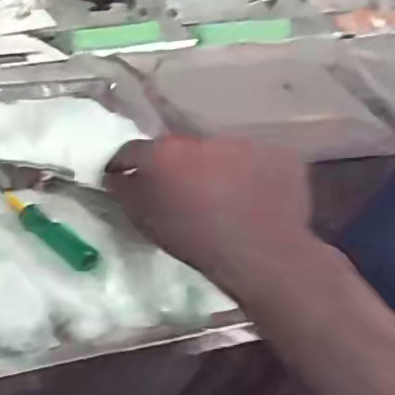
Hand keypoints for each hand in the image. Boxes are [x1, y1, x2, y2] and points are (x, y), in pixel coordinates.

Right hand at [104, 136, 321, 297]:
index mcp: (165, 154)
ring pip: (218, 152)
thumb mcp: (147, 222)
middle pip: (179, 147)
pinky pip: (253, 159)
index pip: (132, 150)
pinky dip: (247, 173)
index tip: (121, 176)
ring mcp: (244, 143)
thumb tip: (116, 177)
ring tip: (218, 195)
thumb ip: (126, 193)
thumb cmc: (196, 242)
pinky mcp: (277, 154)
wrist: (262, 255)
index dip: (123, 164)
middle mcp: (202, 139)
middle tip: (177, 189)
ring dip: (212, 167)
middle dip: (173, 165)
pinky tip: (249, 195)